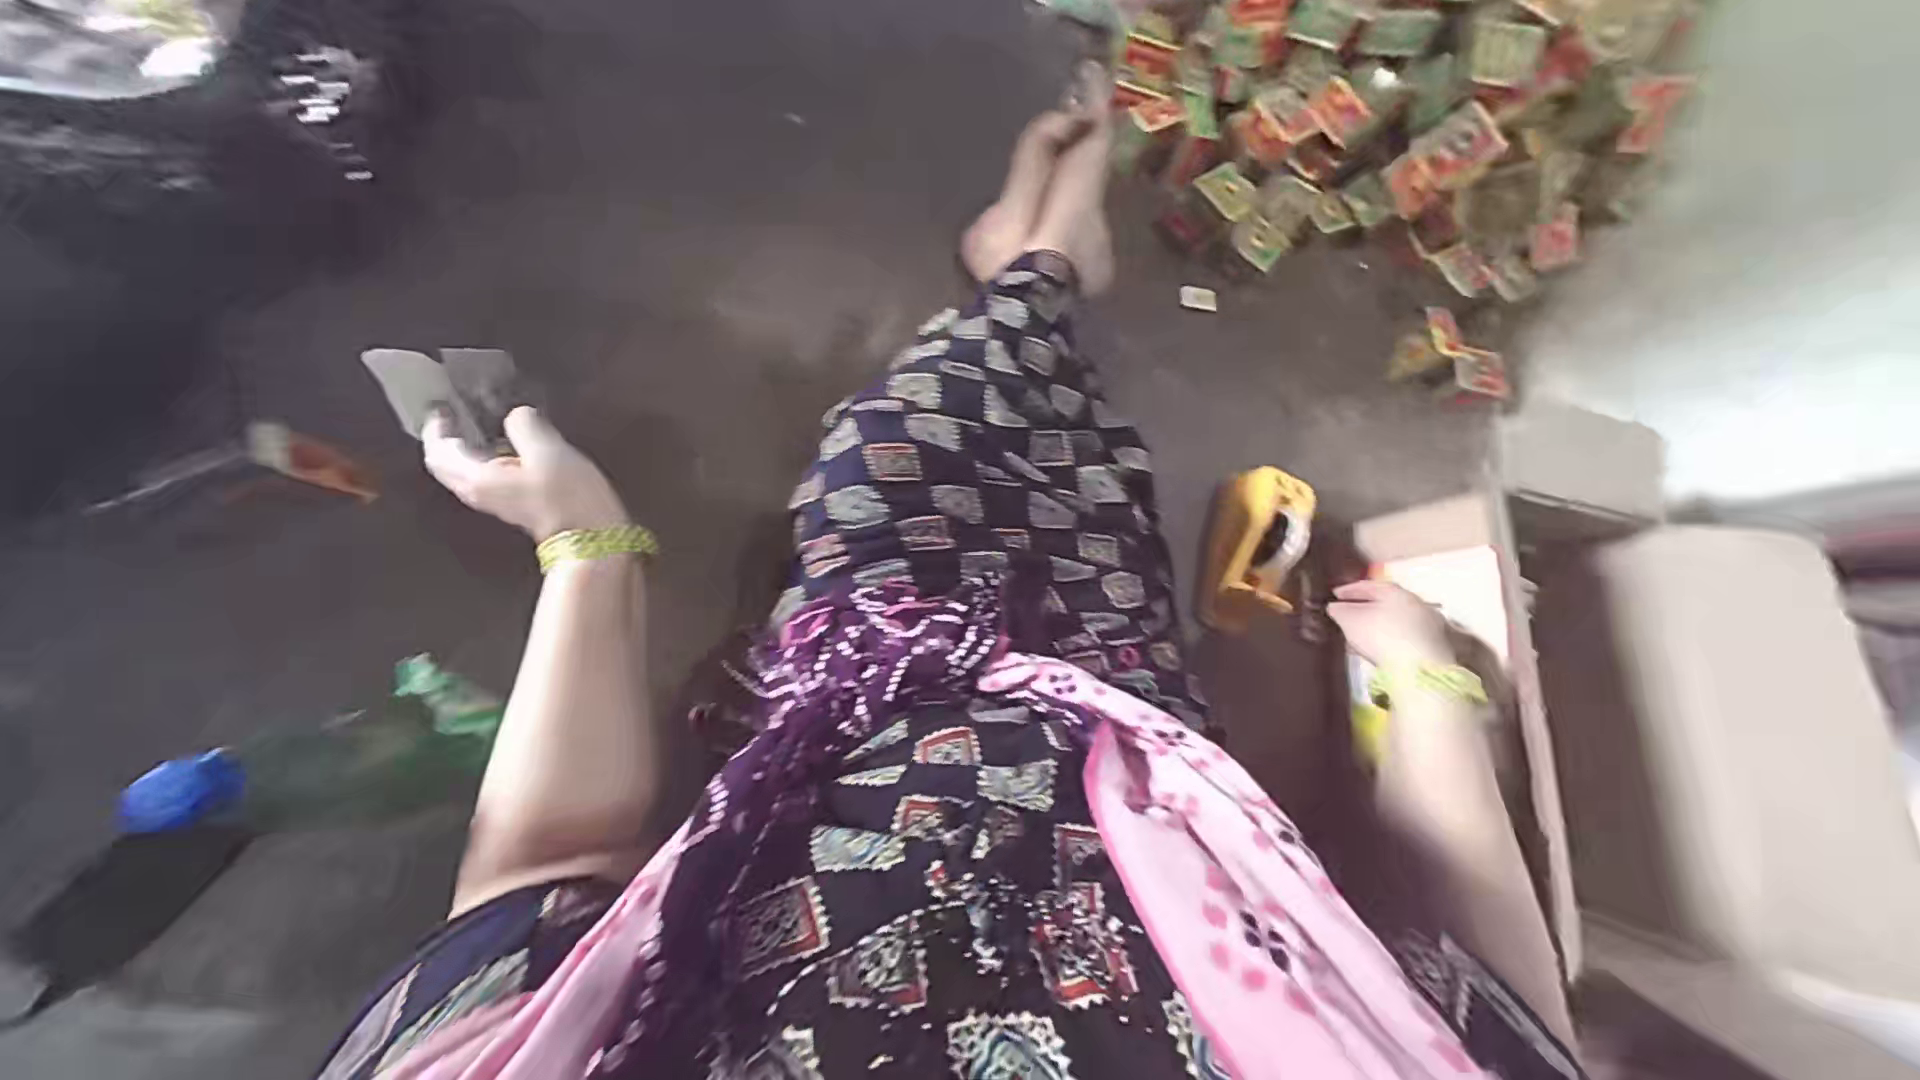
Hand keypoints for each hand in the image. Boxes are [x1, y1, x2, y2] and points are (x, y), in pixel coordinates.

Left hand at [423, 406, 627, 541]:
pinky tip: (513, 455)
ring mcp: (500, 504)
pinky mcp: (519, 509)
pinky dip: (491, 465)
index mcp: (479, 478)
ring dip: (470, 452)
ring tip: (485, 434)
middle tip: (456, 421)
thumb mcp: (550, 451)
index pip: (439, 450)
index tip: (442, 409)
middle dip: (448, 441)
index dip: (436, 426)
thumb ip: (526, 425)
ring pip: (468, 474)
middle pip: (447, 466)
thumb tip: (519, 415)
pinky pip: (491, 482)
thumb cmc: (572, 499)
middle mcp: (482, 494)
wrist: (595, 540)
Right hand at [1326, 580, 1454, 666]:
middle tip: (1347, 614)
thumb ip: (1339, 610)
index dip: (1349, 589)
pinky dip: (1388, 639)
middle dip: (1364, 607)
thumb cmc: (1380, 635)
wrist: (1419, 670)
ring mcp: (1430, 626)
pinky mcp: (1435, 647)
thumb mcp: (1349, 619)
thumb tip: (1335, 607)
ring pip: (1395, 621)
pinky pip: (1404, 637)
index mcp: (1398, 593)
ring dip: (1376, 625)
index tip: (1334, 595)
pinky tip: (1375, 649)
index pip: (1370, 585)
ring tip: (1358, 635)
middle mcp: (1418, 604)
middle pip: (1386, 603)